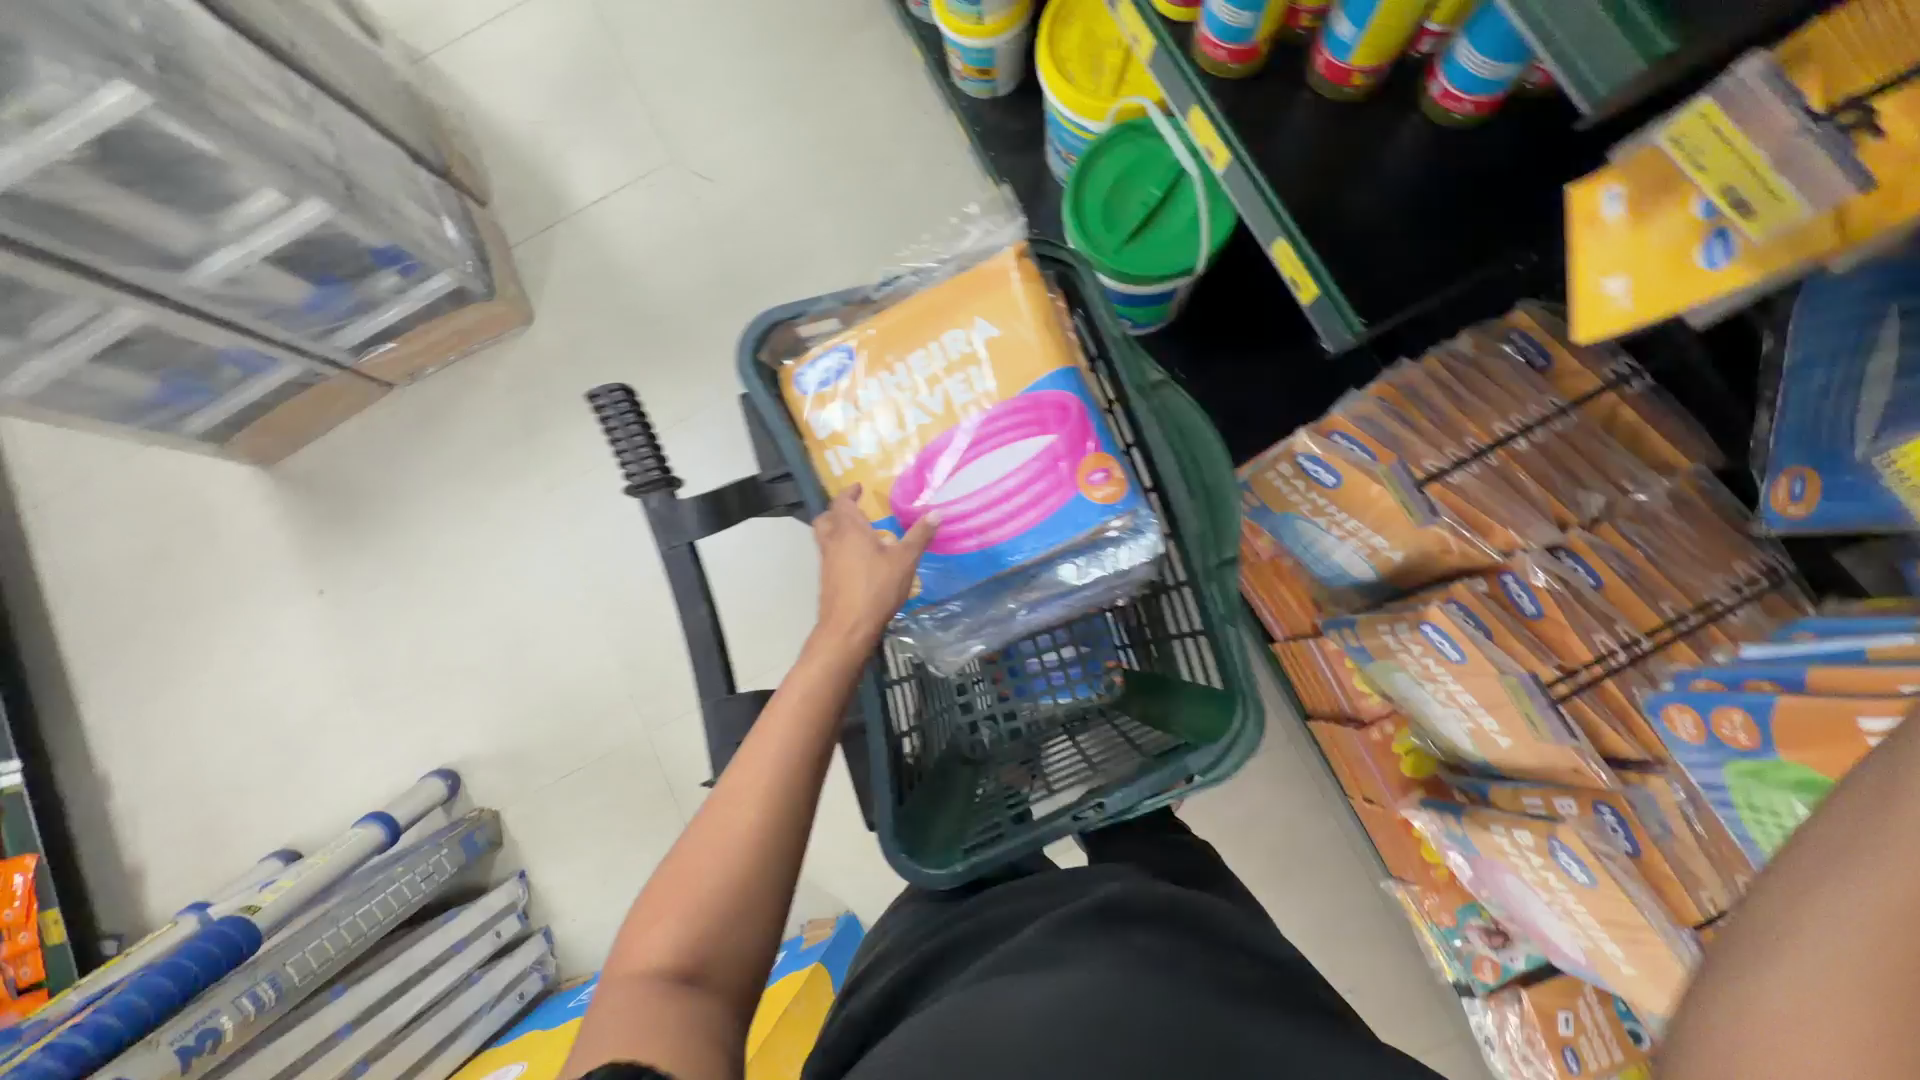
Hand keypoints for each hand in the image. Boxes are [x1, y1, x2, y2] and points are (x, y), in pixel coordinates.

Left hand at [812, 484, 937, 648]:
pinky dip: (840, 550)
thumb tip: (936, 512)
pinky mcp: (827, 580)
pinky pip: (830, 556)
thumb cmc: (876, 588)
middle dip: (838, 512)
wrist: (848, 627)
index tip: (858, 488)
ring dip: (838, 531)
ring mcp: (827, 562)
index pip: (842, 502)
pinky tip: (860, 562)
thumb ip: (919, 536)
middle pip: (826, 519)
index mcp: (848, 529)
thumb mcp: (905, 560)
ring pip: (826, 538)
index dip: (849, 493)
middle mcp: (832, 541)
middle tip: (855, 512)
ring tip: (860, 536)